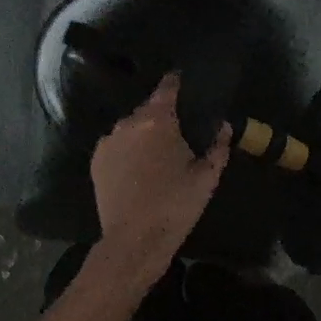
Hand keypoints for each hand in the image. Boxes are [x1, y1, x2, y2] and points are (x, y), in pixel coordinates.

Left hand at [91, 74, 230, 262]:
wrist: (134, 240)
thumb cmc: (175, 206)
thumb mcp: (207, 177)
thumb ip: (218, 146)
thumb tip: (223, 126)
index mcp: (157, 120)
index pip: (168, 87)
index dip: (178, 82)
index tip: (186, 80)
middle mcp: (128, 123)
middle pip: (149, 108)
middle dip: (163, 115)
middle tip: (180, 129)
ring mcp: (108, 141)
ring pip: (131, 128)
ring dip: (144, 133)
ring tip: (159, 152)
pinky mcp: (97, 161)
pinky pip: (118, 145)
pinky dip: (129, 149)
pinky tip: (140, 167)